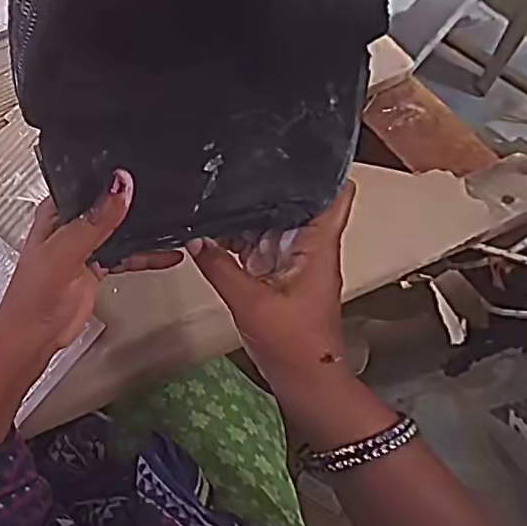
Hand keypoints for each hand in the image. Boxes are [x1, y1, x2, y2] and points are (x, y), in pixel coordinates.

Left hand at [0, 170, 181, 357]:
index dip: (108, 176)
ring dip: (142, 228)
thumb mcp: (65, 251)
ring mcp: (84, 247)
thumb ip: (94, 220)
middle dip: (131, 200)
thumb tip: (119, 187)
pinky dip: (145, 254)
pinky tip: (167, 253)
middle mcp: (69, 227)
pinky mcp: (95, 268)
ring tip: (173, 220)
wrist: (35, 335)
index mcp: (54, 214)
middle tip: (164, 191)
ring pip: (119, 230)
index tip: (138, 167)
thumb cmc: (33, 295)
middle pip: (105, 205)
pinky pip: (125, 255)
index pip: (85, 184)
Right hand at [188, 178, 354, 380]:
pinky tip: (213, 229)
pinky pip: (256, 247)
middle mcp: (306, 249)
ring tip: (219, 188)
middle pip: (294, 205)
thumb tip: (193, 237)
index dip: (321, 168)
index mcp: (316, 247)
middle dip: (271, 185)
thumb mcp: (250, 301)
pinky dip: (238, 238)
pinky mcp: (275, 278)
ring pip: (271, 226)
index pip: (333, 196)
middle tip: (237, 160)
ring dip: (249, 213)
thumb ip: (219, 266)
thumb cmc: (291, 342)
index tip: (295, 145)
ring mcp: (290, 263)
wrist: (304, 380)